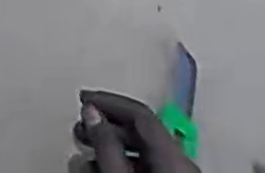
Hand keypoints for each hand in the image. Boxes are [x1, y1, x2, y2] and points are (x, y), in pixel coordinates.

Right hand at [79, 92, 200, 172]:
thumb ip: (106, 142)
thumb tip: (92, 112)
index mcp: (174, 155)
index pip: (140, 112)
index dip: (109, 101)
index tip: (85, 98)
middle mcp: (182, 163)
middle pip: (139, 130)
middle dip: (105, 124)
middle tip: (82, 123)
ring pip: (140, 150)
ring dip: (109, 146)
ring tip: (86, 153)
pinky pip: (146, 166)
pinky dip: (122, 162)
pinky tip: (102, 167)